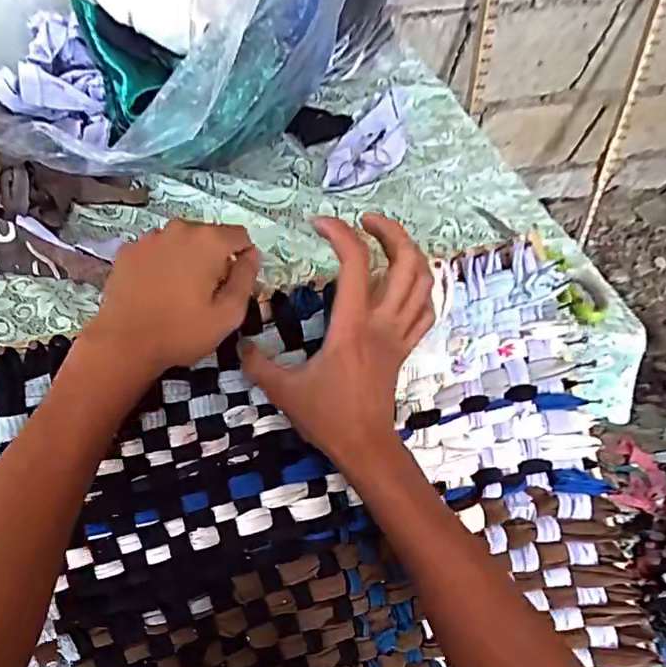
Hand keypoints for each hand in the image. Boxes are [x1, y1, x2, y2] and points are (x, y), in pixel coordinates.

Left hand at [80, 220, 260, 382]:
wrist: (124, 343)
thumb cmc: (181, 332)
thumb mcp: (227, 315)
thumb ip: (245, 280)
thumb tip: (251, 257)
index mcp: (208, 242)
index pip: (239, 235)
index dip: (243, 258)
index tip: (235, 283)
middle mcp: (178, 229)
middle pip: (208, 236)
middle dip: (213, 259)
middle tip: (206, 294)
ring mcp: (149, 238)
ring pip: (180, 242)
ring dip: (186, 260)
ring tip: (178, 293)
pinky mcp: (127, 251)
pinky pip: (155, 252)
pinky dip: (161, 264)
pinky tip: (156, 290)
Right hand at [241, 214, 433, 470]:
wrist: (364, 445)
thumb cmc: (328, 417)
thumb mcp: (284, 390)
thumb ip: (258, 364)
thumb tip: (240, 345)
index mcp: (352, 327)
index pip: (355, 263)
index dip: (339, 233)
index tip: (319, 225)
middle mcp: (382, 324)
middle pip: (406, 261)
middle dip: (390, 230)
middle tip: (365, 221)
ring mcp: (398, 336)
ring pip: (423, 282)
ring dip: (410, 253)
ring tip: (388, 242)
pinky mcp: (404, 349)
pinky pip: (425, 310)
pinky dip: (421, 288)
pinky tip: (404, 284)